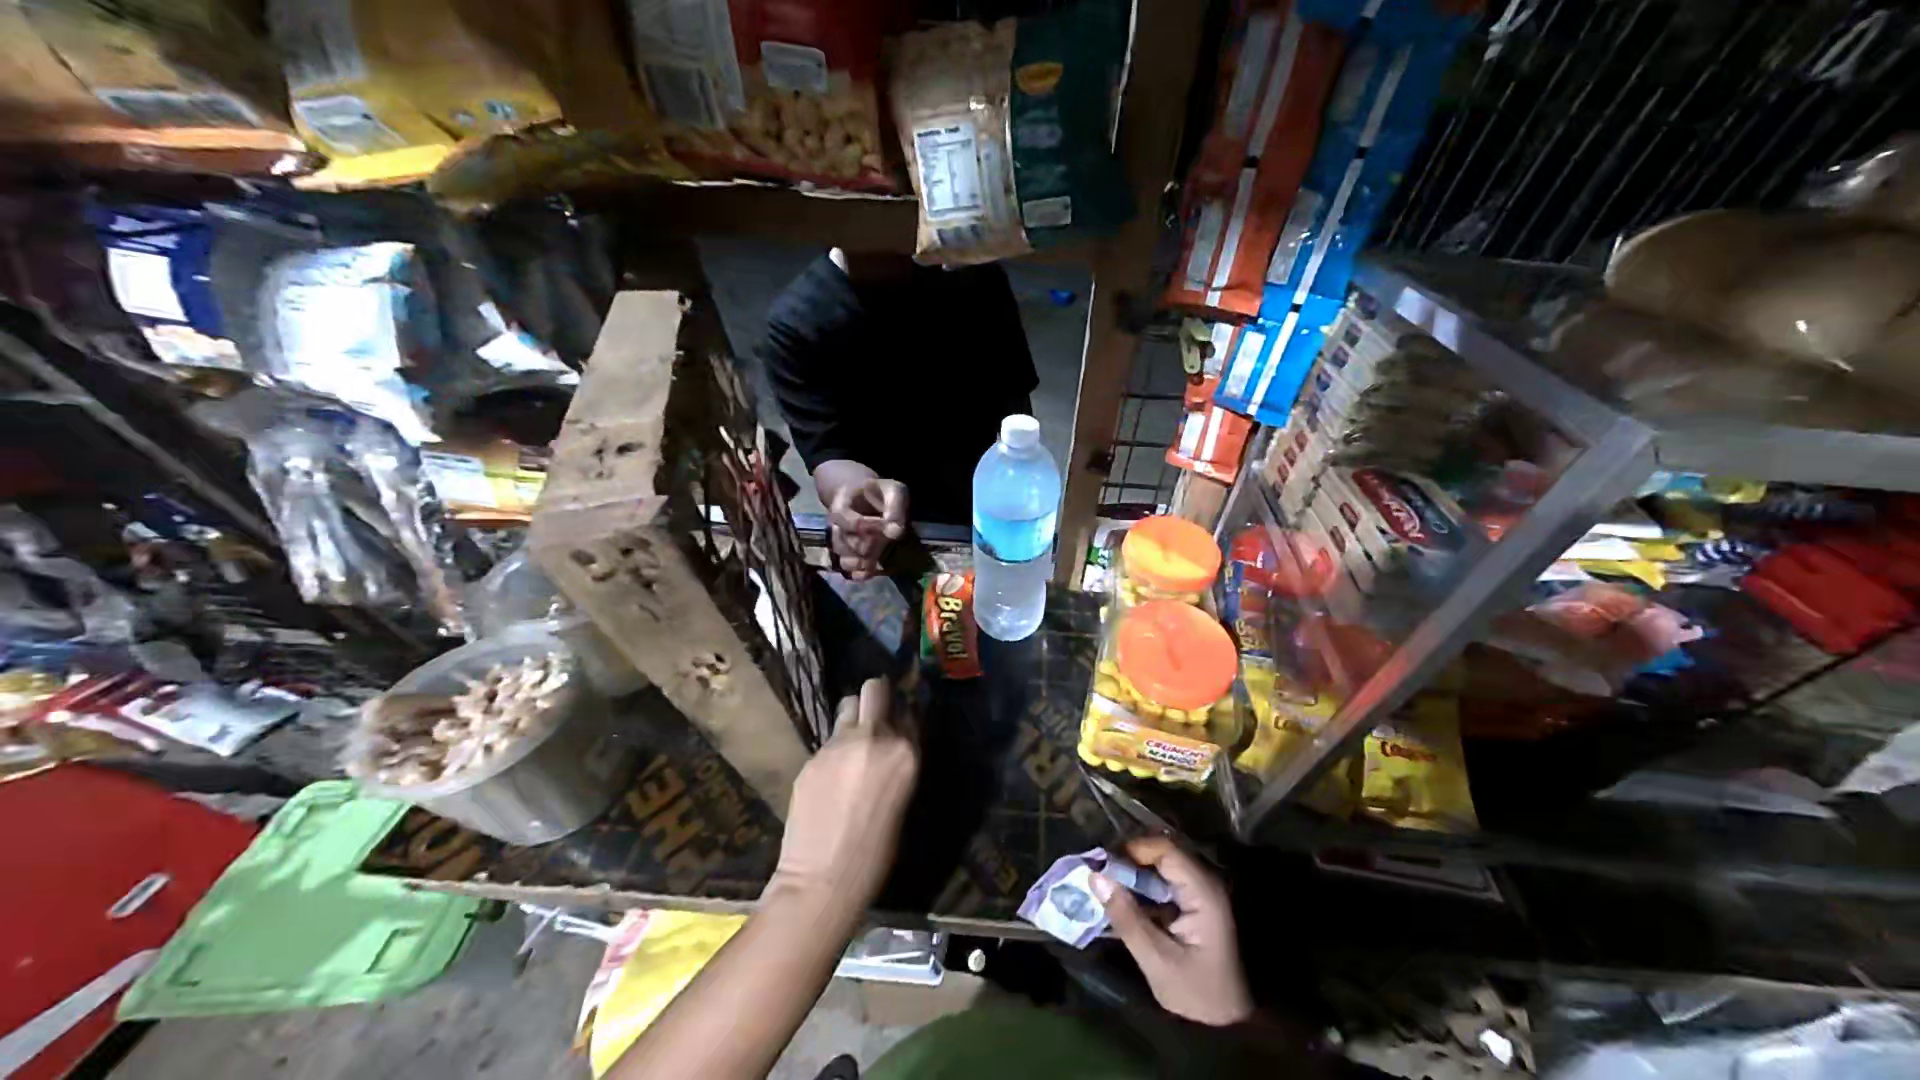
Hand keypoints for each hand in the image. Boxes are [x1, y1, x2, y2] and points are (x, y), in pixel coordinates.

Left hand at [768, 677, 918, 921]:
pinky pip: (828, 741)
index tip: (899, 719)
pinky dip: (833, 752)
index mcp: (905, 753)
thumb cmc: (874, 854)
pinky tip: (830, 780)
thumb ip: (896, 762)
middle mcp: (874, 737)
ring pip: (847, 706)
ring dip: (852, 719)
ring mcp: (839, 744)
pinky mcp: (812, 756)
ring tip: (850, 748)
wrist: (822, 880)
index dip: (902, 712)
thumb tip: (891, 744)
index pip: (908, 710)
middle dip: (876, 697)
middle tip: (873, 715)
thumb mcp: (901, 800)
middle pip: (874, 689)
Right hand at [821, 466, 907, 581]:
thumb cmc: (880, 493)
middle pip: (852, 544)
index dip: (874, 529)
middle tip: (890, 542)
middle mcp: (834, 525)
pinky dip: (862, 573)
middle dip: (875, 545)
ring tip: (883, 557)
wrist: (863, 497)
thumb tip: (895, 532)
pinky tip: (874, 570)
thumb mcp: (893, 491)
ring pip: (847, 560)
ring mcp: (837, 542)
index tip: (895, 530)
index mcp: (842, 504)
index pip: (853, 523)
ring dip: (868, 562)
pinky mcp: (844, 555)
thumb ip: (896, 507)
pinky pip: (847, 570)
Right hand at [1093, 836, 1253, 1026]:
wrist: (1234, 1023)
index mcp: (1202, 892)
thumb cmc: (1199, 993)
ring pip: (1160, 869)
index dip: (1131, 849)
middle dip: (1127, 863)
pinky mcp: (1195, 905)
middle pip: (1161, 855)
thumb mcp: (1157, 960)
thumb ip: (1126, 918)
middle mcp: (1204, 883)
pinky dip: (1142, 890)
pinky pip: (1164, 884)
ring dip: (1133, 877)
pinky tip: (1123, 903)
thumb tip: (1095, 877)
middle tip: (1099, 878)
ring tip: (1105, 889)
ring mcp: (1201, 893)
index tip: (1102, 865)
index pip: (1164, 849)